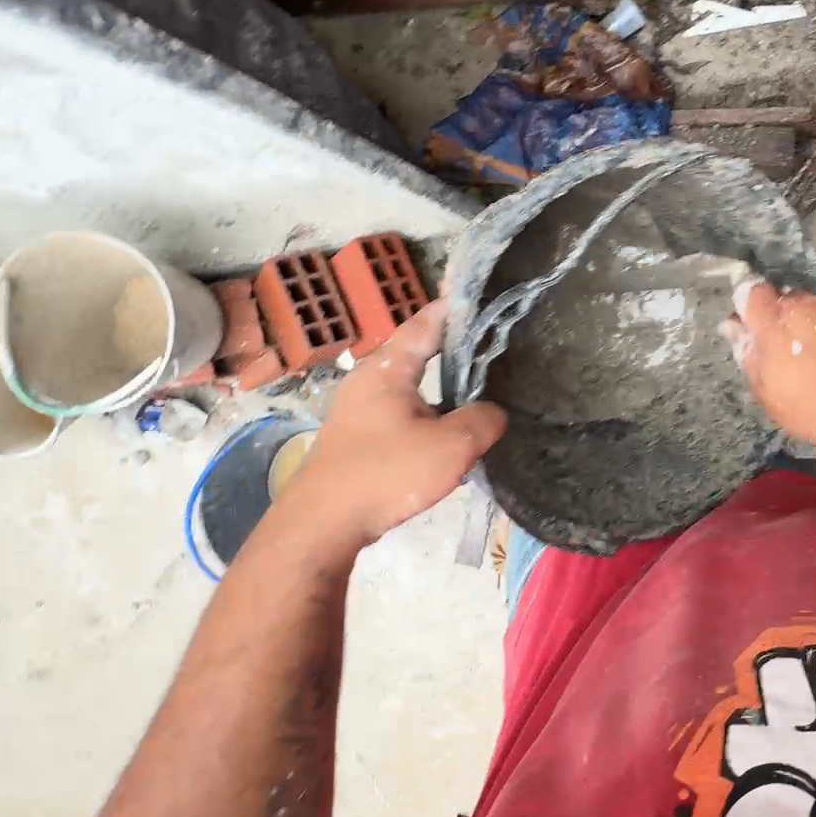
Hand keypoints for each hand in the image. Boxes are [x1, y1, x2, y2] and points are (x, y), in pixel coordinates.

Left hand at [268, 302, 506, 555]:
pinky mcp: (359, 438)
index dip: (453, 307)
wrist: (322, 524)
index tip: (477, 292)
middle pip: (419, 354)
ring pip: (413, 389)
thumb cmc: (385, 473)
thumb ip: (483, 421)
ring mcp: (360, 410)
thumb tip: (493, 414)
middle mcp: (369, 381)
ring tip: (480, 392)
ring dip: (444, 390)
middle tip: (492, 345)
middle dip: (454, 348)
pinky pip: (404, 415)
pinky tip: (450, 436)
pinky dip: (430, 416)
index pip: (425, 324)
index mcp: (388, 369)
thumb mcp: (451, 446)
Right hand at [718, 280, 815, 455]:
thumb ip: (746, 351)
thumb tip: (730, 325)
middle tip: (792, 348)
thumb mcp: (766, 389)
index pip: (751, 289)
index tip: (755, 323)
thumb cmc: (809, 407)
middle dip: (785, 317)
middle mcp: (805, 303)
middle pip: (787, 298)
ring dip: (814, 321)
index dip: (751, 304)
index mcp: (774, 320)